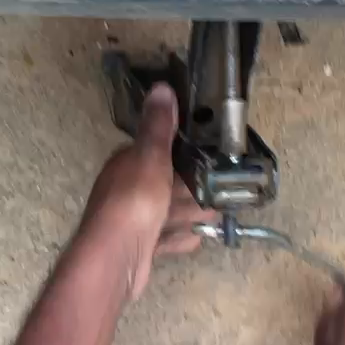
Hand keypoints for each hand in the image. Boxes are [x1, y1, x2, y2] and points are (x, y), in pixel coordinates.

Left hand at [75, 85, 214, 299]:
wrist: (117, 257)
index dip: (182, 150)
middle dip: (194, 184)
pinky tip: (199, 237)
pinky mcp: (140, 247)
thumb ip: (159, 127)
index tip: (211, 152)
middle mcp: (127, 190)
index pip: (156, 150)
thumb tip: (161, 87)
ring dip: (193, 210)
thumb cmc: (134, 202)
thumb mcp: (151, 157)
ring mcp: (133, 221)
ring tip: (220, 210)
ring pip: (168, 211)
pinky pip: (165, 237)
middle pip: (166, 182)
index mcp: (127, 164)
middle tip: (227, 186)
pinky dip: (181, 237)